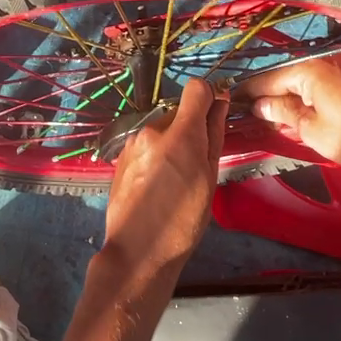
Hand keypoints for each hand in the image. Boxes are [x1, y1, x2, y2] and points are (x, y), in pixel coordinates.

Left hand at [102, 79, 226, 273]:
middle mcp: (152, 129)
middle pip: (178, 113)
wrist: (138, 251)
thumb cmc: (183, 221)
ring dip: (171, 143)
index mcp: (180, 133)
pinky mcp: (120, 155)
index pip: (197, 88)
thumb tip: (219, 105)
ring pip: (161, 130)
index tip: (213, 117)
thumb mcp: (209, 179)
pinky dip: (155, 155)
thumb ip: (214, 136)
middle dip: (189, 129)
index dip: (208, 98)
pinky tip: (156, 185)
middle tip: (195, 164)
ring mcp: (133, 141)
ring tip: (173, 180)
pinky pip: (145, 145)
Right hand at [237, 58, 340, 171]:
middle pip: (286, 74)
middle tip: (251, 110)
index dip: (249, 91)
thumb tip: (261, 104)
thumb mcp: (313, 130)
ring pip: (304, 76)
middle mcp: (323, 59)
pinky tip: (302, 106)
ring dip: (289, 92)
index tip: (233, 101)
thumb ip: (284, 113)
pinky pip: (321, 79)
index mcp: (309, 69)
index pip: (269, 78)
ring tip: (273, 111)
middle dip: (268, 91)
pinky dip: (307, 91)